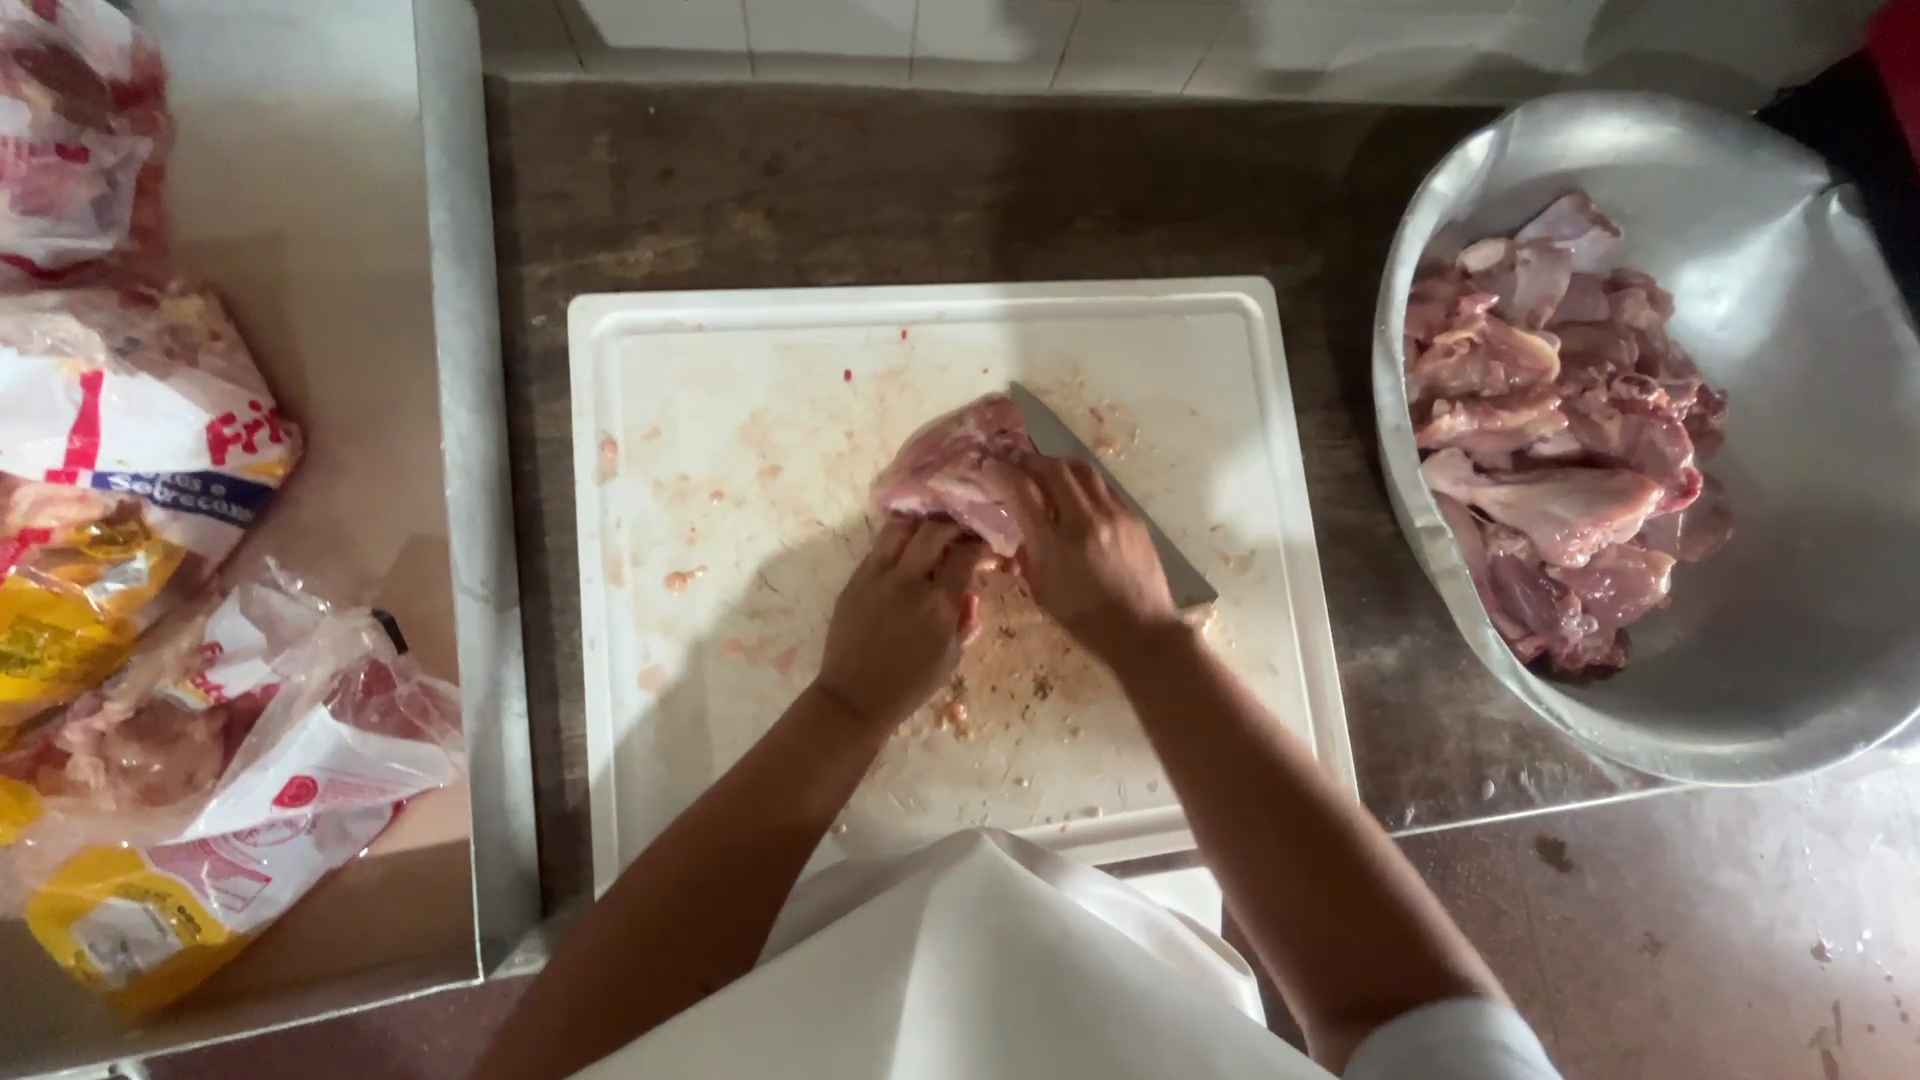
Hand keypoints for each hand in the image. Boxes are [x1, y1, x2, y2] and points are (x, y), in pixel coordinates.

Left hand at [814, 518, 986, 728]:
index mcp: (938, 604)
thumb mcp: (951, 658)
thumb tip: (968, 594)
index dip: (978, 543)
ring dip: (920, 526)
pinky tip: (905, 551)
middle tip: (960, 530)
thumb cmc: (910, 684)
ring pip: (901, 529)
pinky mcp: (855, 580)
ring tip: (930, 533)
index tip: (983, 543)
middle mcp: (908, 582)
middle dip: (952, 525)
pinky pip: (879, 549)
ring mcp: (877, 577)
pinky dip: (897, 543)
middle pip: (933, 531)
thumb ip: (964, 620)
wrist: (855, 697)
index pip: (964, 555)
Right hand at [996, 457, 1183, 662]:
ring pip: (1081, 470)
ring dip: (1058, 465)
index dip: (1001, 473)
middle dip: (1028, 461)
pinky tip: (1077, 494)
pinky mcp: (1133, 517)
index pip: (1022, 491)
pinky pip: (1103, 487)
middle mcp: (1084, 521)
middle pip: (1052, 469)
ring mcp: (1113, 515)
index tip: (989, 467)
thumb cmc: (1084, 620)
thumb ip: (1028, 554)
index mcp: (1055, 545)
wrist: (1141, 630)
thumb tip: (1022, 528)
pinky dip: (1083, 483)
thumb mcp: (1041, 592)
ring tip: (1046, 470)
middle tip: (1015, 461)